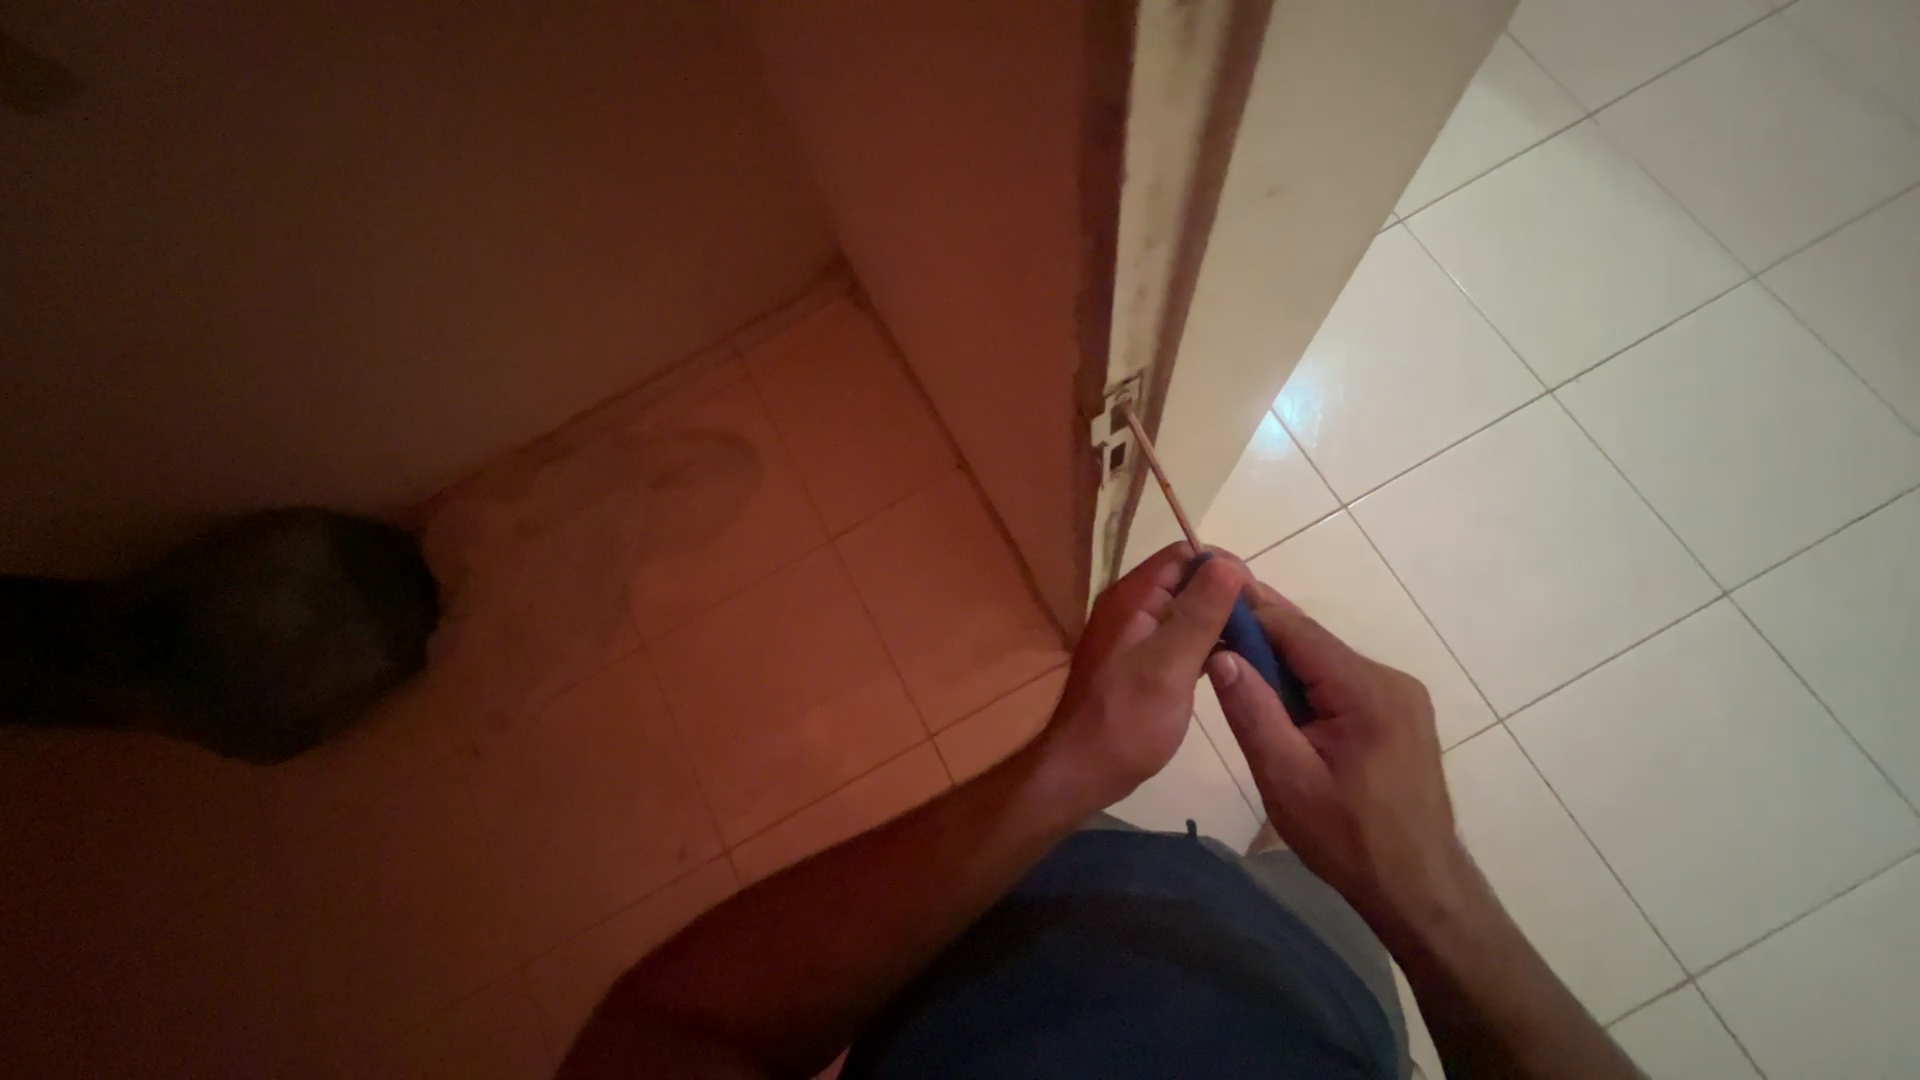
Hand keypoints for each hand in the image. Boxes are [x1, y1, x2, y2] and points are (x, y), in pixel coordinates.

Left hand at [1040, 542, 1248, 806]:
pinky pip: (1176, 634)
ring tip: (1255, 644)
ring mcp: (1132, 632)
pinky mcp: (1138, 658)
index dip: (1223, 568)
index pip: (1183, 555)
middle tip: (1263, 627)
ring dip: (1217, 619)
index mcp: (1132, 597)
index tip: (1256, 601)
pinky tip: (1230, 662)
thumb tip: (1230, 563)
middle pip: (1185, 578)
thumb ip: (1199, 612)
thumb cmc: (1127, 718)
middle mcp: (1129, 605)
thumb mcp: (1170, 663)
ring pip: (1184, 608)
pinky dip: (1203, 641)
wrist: (1083, 768)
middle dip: (1225, 594)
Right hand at [1204, 585, 1476, 932]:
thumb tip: (1220, 654)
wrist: (1419, 890)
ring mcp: (1398, 696)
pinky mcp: (1396, 713)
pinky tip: (1267, 684)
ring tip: (1224, 647)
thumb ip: (1253, 711)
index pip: (1297, 632)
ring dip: (1276, 656)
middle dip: (1258, 630)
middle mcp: (1390, 680)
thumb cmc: (1348, 838)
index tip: (1205, 596)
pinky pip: (1337, 680)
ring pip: (1322, 660)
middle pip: (1311, 640)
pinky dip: (1299, 678)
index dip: (1249, 611)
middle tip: (1207, 614)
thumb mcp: (1286, 778)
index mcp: (1368, 692)